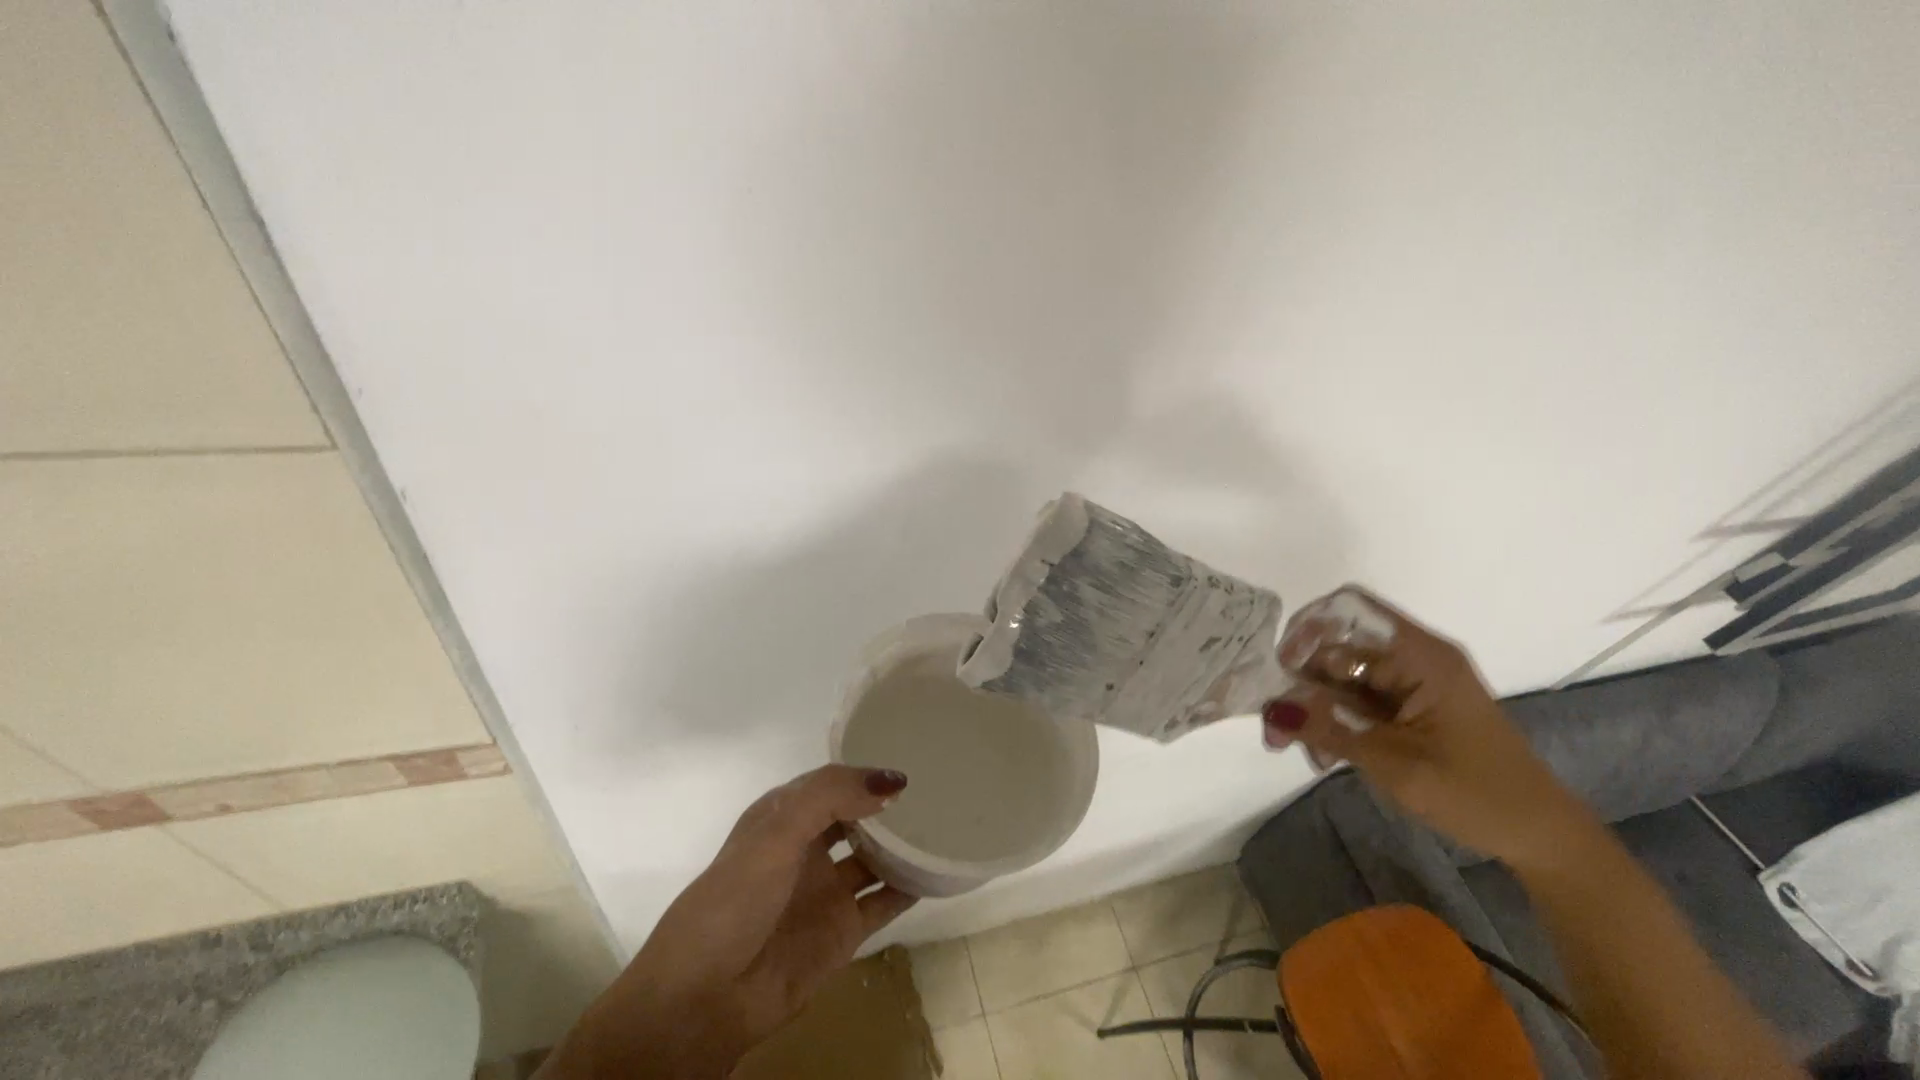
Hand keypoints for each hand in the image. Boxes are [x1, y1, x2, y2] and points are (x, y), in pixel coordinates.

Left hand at [542, 765, 916, 1079]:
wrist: (708, 995)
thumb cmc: (734, 900)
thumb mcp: (775, 832)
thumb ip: (830, 797)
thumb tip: (893, 782)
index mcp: (781, 817)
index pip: (830, 783)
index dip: (864, 771)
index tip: (912, 757)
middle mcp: (806, 849)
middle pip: (856, 817)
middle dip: (889, 805)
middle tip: (940, 787)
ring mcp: (826, 891)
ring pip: (876, 857)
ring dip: (905, 842)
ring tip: (950, 821)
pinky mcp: (844, 931)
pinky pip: (887, 900)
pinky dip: (914, 884)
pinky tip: (943, 868)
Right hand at [1263, 586, 1593, 866]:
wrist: (1539, 835)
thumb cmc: (1475, 794)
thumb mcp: (1393, 763)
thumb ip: (1329, 730)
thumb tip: (1271, 708)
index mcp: (1421, 657)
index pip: (1349, 611)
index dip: (1307, 630)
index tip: (1281, 670)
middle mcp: (1414, 659)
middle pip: (1338, 647)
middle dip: (1300, 683)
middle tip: (1274, 731)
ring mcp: (1413, 683)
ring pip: (1342, 678)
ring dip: (1313, 709)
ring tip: (1292, 751)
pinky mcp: (1411, 708)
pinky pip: (1358, 701)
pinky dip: (1334, 723)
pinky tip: (1321, 757)